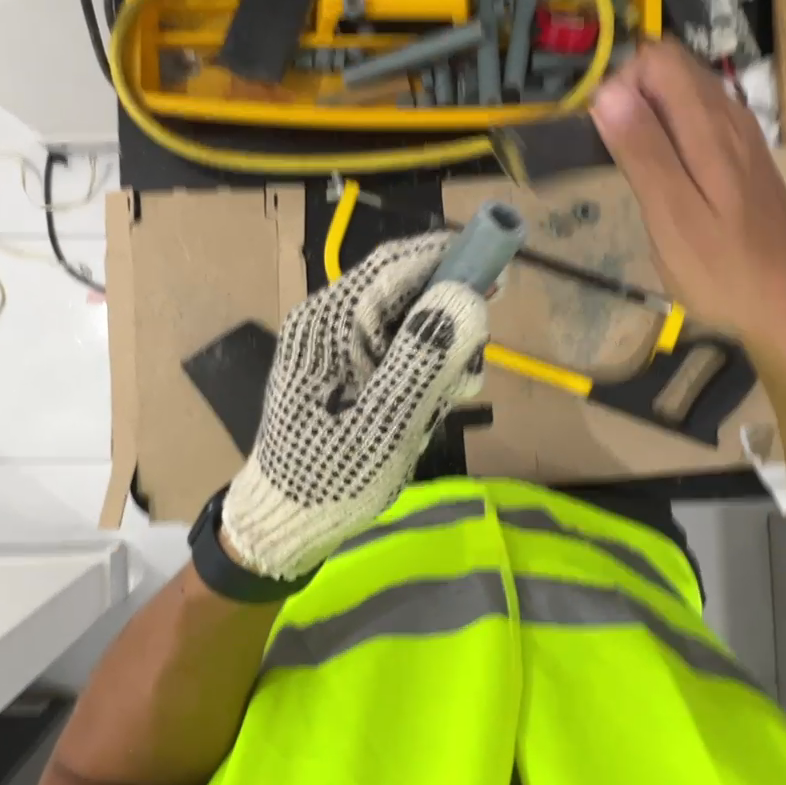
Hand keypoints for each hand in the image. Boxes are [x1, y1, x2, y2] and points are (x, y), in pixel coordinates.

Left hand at [221, 233, 488, 579]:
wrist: (286, 523)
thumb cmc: (326, 480)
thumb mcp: (382, 427)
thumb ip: (424, 361)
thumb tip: (466, 296)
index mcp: (327, 324)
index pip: (395, 266)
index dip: (450, 261)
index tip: (499, 275)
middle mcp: (330, 322)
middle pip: (408, 293)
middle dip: (448, 328)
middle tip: (467, 377)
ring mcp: (338, 346)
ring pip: (413, 326)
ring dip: (440, 361)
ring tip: (439, 409)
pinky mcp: (349, 369)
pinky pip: (402, 354)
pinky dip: (424, 378)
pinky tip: (422, 415)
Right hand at [590, 41, 785, 364]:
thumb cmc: (724, 271)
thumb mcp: (671, 216)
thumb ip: (641, 151)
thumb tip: (606, 92)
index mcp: (710, 125)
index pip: (657, 58)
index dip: (619, 82)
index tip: (601, 132)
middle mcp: (731, 118)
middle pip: (673, 70)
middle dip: (631, 96)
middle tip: (612, 153)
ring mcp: (742, 139)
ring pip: (687, 96)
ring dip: (649, 116)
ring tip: (632, 169)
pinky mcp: (745, 162)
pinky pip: (700, 123)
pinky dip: (672, 135)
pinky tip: (664, 180)